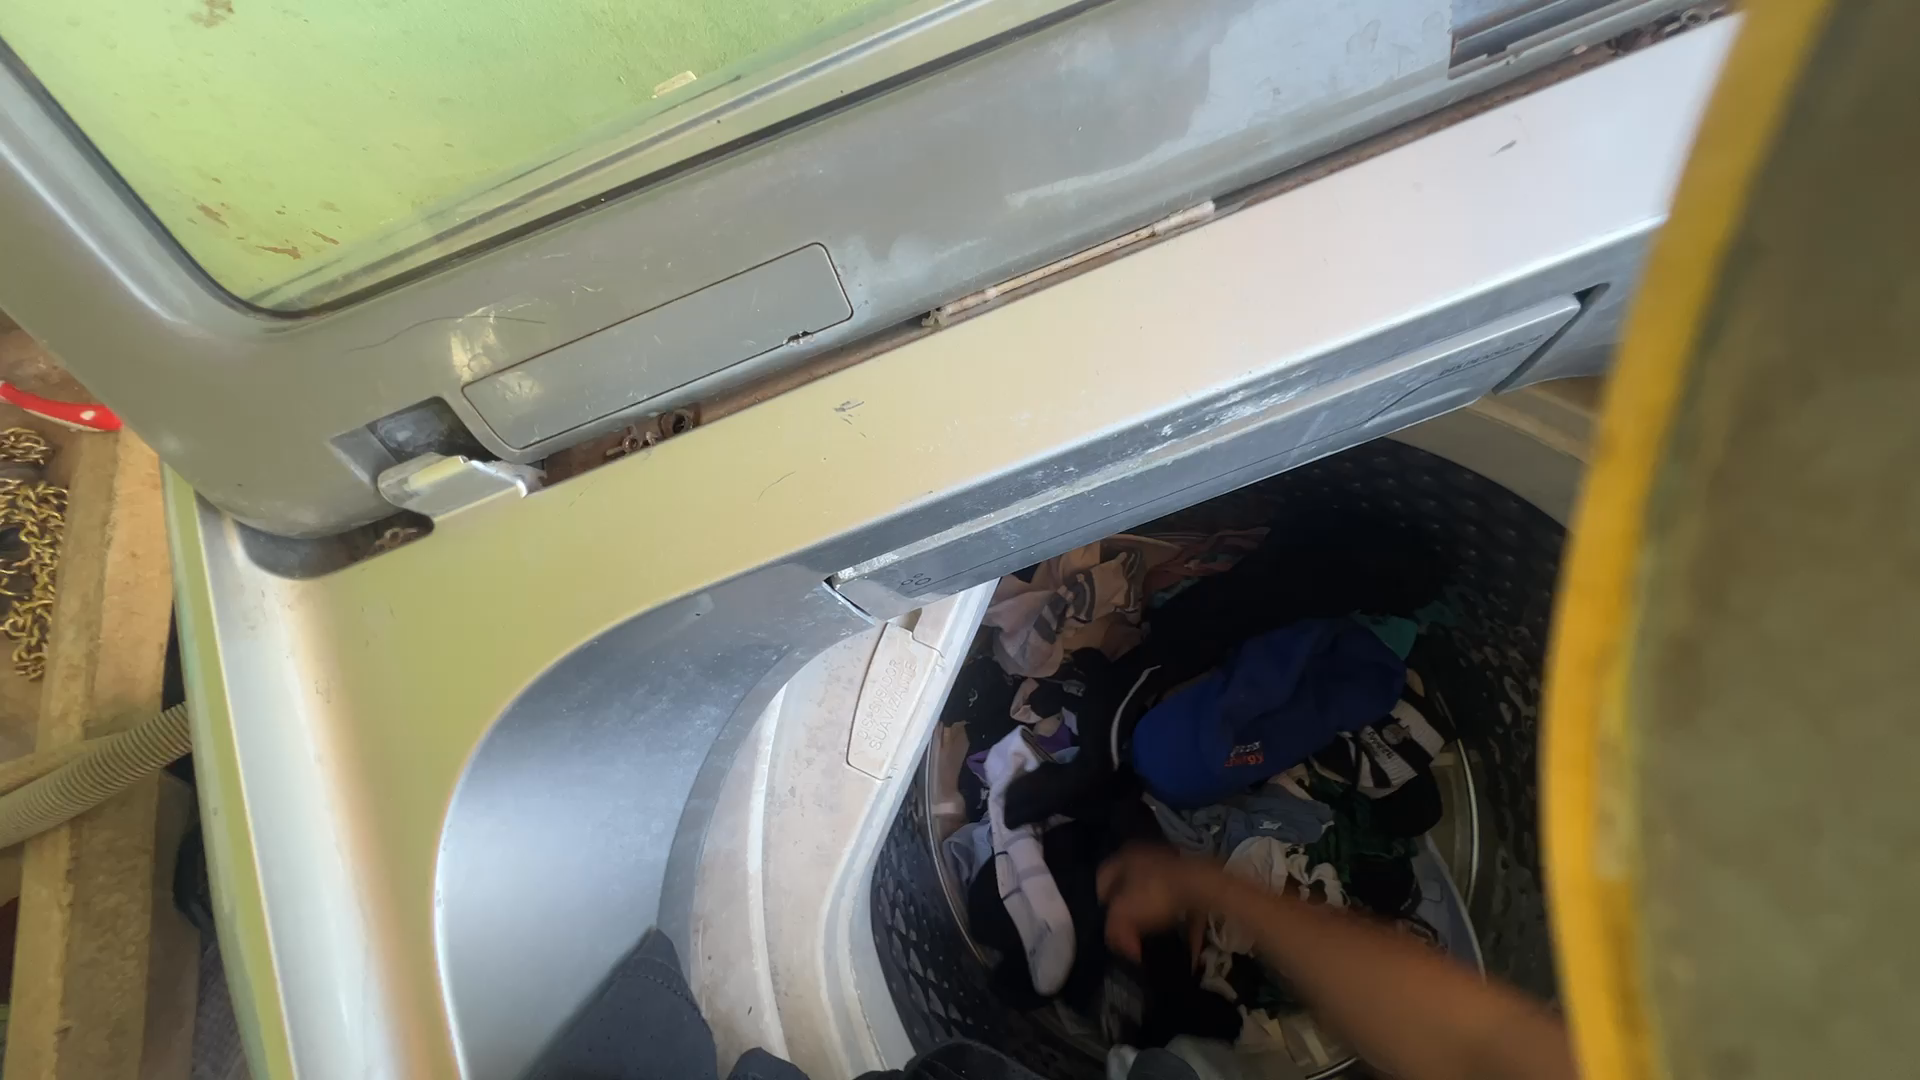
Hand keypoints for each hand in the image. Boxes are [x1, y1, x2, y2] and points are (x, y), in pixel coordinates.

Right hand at [1096, 844, 1211, 962]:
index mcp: (1122, 859)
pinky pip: (1181, 906)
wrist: (1200, 884)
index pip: (1101, 882)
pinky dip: (1181, 924)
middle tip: (1131, 936)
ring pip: (1155, 896)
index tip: (1109, 930)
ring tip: (1156, 940)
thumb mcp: (1122, 913)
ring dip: (1155, 918)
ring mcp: (1169, 867)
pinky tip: (1184, 943)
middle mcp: (1143, 857)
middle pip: (1128, 889)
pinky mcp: (1192, 881)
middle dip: (1129, 914)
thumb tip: (1122, 947)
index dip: (1102, 907)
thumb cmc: (1154, 893)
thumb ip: (1114, 930)